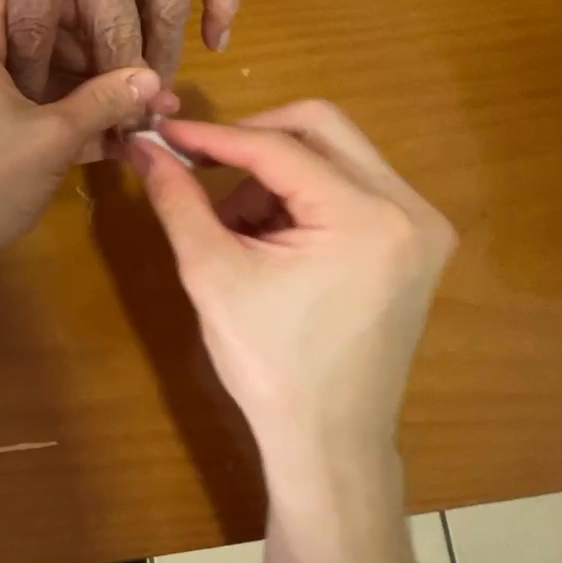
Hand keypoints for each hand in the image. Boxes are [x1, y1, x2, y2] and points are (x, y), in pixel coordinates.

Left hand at [0, 0, 238, 96]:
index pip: (37, 31)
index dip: (36, 74)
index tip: (36, 106)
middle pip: (110, 34)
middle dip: (110, 85)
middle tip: (112, 121)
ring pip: (164, 10)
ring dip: (162, 57)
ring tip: (154, 94)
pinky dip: (224, 0)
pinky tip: (218, 39)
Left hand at [0, 0, 162, 278]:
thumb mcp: (54, 136)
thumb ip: (104, 100)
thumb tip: (154, 77)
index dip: (75, 0)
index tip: (123, 12)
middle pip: (38, 39)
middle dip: (95, 59)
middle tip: (147, 76)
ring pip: (40, 81)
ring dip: (89, 96)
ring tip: (147, 111)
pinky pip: (30, 113)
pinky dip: (67, 122)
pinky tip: (120, 140)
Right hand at [126, 101, 455, 464]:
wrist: (327, 435)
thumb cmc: (266, 360)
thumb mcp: (210, 271)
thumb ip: (176, 198)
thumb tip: (142, 146)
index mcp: (366, 217)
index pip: (276, 147)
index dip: (211, 136)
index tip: (162, 133)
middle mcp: (409, 209)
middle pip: (320, 127)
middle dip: (249, 139)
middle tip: (198, 162)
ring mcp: (419, 226)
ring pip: (333, 154)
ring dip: (272, 171)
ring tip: (231, 225)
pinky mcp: (411, 243)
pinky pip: (347, 186)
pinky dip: (296, 194)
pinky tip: (265, 237)